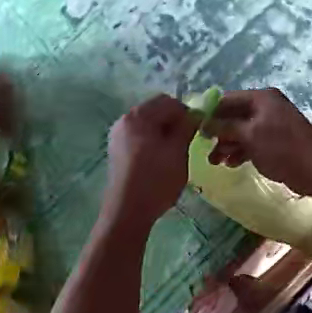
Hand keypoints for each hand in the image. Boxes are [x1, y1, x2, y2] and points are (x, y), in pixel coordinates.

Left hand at [103, 95, 198, 229]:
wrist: (128, 211)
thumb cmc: (156, 180)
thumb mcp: (178, 151)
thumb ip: (186, 127)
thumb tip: (195, 114)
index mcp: (138, 116)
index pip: (168, 101)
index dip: (185, 113)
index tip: (195, 132)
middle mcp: (124, 120)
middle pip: (155, 111)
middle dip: (173, 123)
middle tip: (186, 143)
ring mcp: (117, 136)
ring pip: (148, 125)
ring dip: (163, 133)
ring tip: (173, 154)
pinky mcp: (116, 151)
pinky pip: (139, 137)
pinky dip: (152, 142)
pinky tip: (159, 161)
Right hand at [203, 89, 311, 195]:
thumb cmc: (282, 148)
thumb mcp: (249, 135)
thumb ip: (225, 127)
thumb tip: (203, 123)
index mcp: (261, 98)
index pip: (227, 99)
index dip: (209, 112)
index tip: (193, 128)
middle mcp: (265, 107)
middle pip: (233, 116)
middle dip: (218, 132)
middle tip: (203, 148)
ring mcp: (271, 125)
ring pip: (241, 131)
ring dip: (227, 144)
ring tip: (215, 162)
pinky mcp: (275, 142)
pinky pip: (251, 142)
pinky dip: (241, 151)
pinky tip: (231, 164)